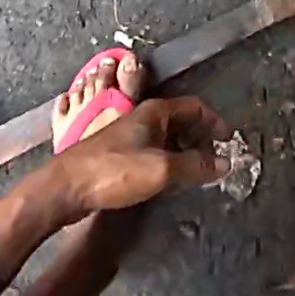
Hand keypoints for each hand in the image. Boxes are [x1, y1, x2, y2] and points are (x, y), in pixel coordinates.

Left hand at [43, 96, 231, 216]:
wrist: (65, 187)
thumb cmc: (115, 171)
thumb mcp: (162, 170)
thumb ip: (195, 166)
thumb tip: (224, 163)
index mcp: (156, 111)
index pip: (195, 107)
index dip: (215, 123)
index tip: (228, 142)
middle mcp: (144, 116)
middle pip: (183, 120)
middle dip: (201, 138)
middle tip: (213, 161)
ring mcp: (130, 133)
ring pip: (167, 135)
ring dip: (185, 150)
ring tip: (195, 172)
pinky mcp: (119, 152)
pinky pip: (154, 148)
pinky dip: (168, 158)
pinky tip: (168, 177)